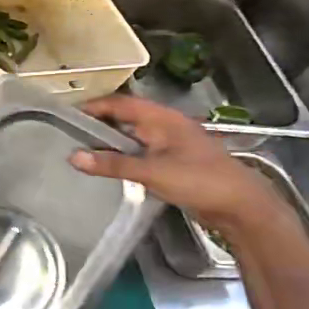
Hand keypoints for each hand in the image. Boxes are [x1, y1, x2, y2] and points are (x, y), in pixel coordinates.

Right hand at [69, 95, 286, 235]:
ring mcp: (171, 145)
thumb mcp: (152, 171)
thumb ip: (113, 164)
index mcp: (162, 118)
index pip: (121, 103)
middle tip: (69, 132)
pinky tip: (110, 168)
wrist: (240, 206)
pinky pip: (142, 154)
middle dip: (100, 123)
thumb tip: (73, 156)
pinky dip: (124, 157)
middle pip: (126, 118)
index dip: (95, 105)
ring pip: (134, 137)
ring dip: (111, 141)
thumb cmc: (199, 180)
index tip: (67, 112)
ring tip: (82, 150)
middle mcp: (166, 126)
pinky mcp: (174, 163)